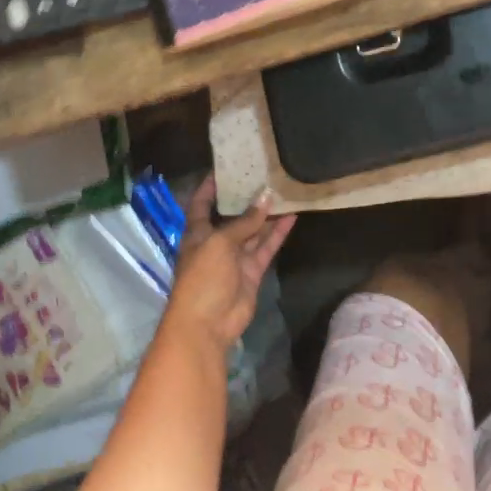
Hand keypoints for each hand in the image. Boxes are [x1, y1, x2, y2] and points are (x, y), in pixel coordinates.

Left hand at [166, 179, 296, 348]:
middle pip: (232, 216)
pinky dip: (278, 233)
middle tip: (265, 175)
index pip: (202, 204)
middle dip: (246, 198)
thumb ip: (244, 222)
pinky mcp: (252, 271)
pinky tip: (292, 215)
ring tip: (284, 191)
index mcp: (197, 234)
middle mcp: (216, 243)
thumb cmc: (202, 278)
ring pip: (254, 231)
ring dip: (267, 214)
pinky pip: (266, 247)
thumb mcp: (219, 243)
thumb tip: (266, 197)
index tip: (225, 167)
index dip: (210, 187)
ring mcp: (235, 258)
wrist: (207, 324)